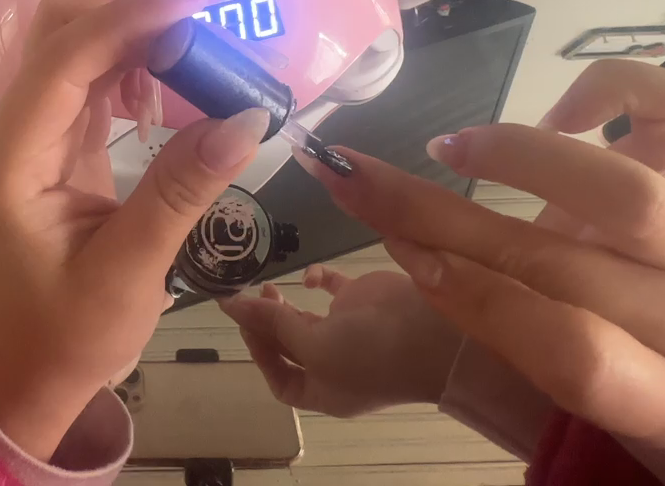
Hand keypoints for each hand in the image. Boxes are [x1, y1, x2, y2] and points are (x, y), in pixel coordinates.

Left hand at [0, 0, 268, 458]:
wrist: (32, 362)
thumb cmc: (71, 330)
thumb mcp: (131, 272)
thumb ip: (180, 190)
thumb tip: (245, 120)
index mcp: (10, 157)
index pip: (63, 61)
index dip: (126, 21)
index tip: (194, 5)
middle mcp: (10, 127)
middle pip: (60, 32)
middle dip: (129, 19)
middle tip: (203, 36)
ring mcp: (30, 126)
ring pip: (77, 43)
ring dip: (135, 36)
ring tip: (198, 54)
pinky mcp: (55, 133)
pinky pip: (92, 73)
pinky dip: (132, 62)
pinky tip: (171, 80)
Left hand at [217, 263, 463, 416]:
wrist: (434, 332)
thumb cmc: (371, 353)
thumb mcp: (316, 347)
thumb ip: (273, 324)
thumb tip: (229, 305)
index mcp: (325, 389)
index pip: (281, 380)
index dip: (258, 354)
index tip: (244, 321)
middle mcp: (334, 362)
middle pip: (288, 345)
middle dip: (266, 324)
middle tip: (250, 296)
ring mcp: (349, 330)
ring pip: (305, 318)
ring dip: (284, 304)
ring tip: (269, 286)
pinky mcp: (361, 300)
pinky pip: (330, 289)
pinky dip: (315, 279)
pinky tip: (308, 274)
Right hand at [301, 60, 664, 449]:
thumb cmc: (585, 350)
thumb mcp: (529, 357)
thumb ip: (466, 302)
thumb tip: (383, 217)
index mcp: (663, 398)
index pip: (574, 356)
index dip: (478, 300)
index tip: (400, 252)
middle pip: (567, 261)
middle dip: (442, 217)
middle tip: (363, 181)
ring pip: (625, 189)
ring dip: (509, 155)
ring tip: (446, 147)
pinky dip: (613, 89)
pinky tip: (559, 111)